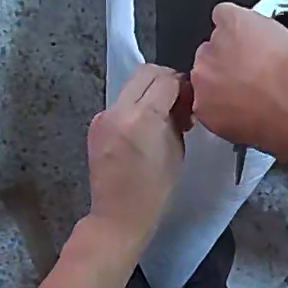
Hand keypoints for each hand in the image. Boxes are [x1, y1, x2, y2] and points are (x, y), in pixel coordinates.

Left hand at [86, 64, 187, 247]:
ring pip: (131, 86)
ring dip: (149, 93)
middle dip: (165, 80)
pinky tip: (143, 131)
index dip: (183, 85)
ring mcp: (104, 116)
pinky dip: (135, 108)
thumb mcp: (176, 152)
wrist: (118, 215)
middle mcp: (120, 110)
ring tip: (162, 118)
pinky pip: (120, 104)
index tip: (191, 100)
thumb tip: (181, 101)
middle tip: (179, 101)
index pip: (167, 80)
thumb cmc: (155, 191)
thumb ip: (176, 120)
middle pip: (146, 72)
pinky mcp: (95, 125)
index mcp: (144, 117)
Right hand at [191, 3, 287, 160]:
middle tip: (257, 71)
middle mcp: (203, 78)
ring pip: (218, 38)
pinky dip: (239, 17)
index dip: (226, 91)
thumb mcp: (259, 140)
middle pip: (208, 65)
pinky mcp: (229, 21)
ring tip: (266, 50)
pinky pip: (224, 13)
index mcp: (207, 111)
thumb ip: (245, 126)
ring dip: (237, 42)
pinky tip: (257, 26)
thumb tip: (259, 125)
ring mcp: (214, 47)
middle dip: (229, 67)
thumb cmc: (285, 125)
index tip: (242, 91)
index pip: (206, 96)